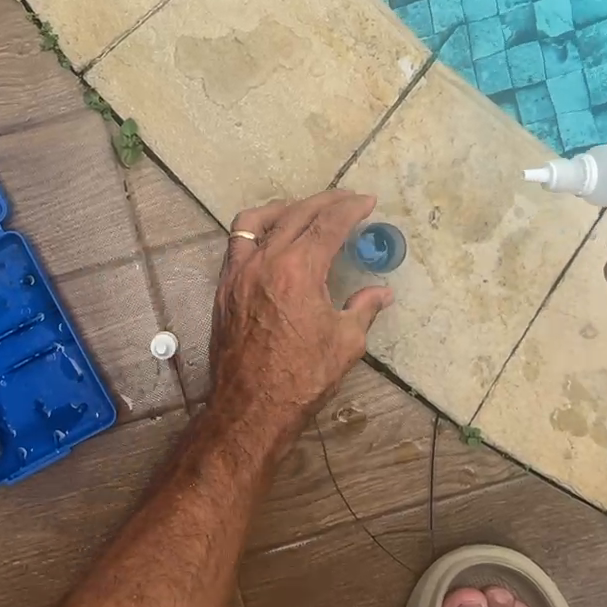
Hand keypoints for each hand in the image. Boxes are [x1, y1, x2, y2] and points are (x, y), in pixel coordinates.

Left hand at [211, 191, 394, 438]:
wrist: (251, 406)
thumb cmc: (303, 377)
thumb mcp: (345, 342)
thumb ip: (363, 308)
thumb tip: (382, 293)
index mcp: (299, 269)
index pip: (329, 224)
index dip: (351, 209)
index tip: (367, 202)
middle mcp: (265, 261)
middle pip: (296, 214)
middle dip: (324, 202)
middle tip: (346, 200)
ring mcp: (238, 272)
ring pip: (255, 220)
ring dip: (283, 209)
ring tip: (302, 211)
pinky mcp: (223, 288)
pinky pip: (236, 243)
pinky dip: (256, 231)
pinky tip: (271, 241)